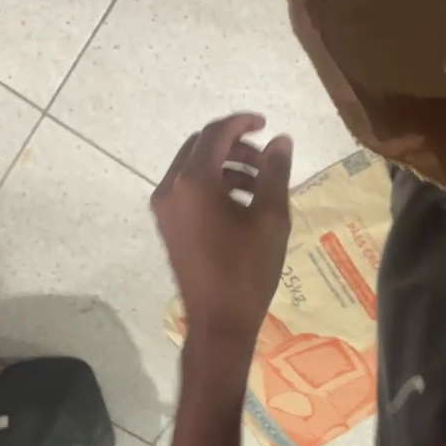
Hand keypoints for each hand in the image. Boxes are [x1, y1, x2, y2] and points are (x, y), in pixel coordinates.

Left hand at [152, 114, 293, 345]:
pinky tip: (243, 205)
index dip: (242, 123)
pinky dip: (214, 185)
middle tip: (266, 158)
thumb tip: (280, 140)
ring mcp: (165, 209)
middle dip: (235, 146)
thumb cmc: (248, 270)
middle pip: (200, 147)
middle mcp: (171, 189)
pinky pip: (189, 190)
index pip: (215, 134)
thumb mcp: (271, 217)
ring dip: (226, 166)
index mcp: (194, 183)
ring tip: (261, 185)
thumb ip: (275, 172)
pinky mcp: (169, 226)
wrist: (219, 322)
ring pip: (194, 169)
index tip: (266, 124)